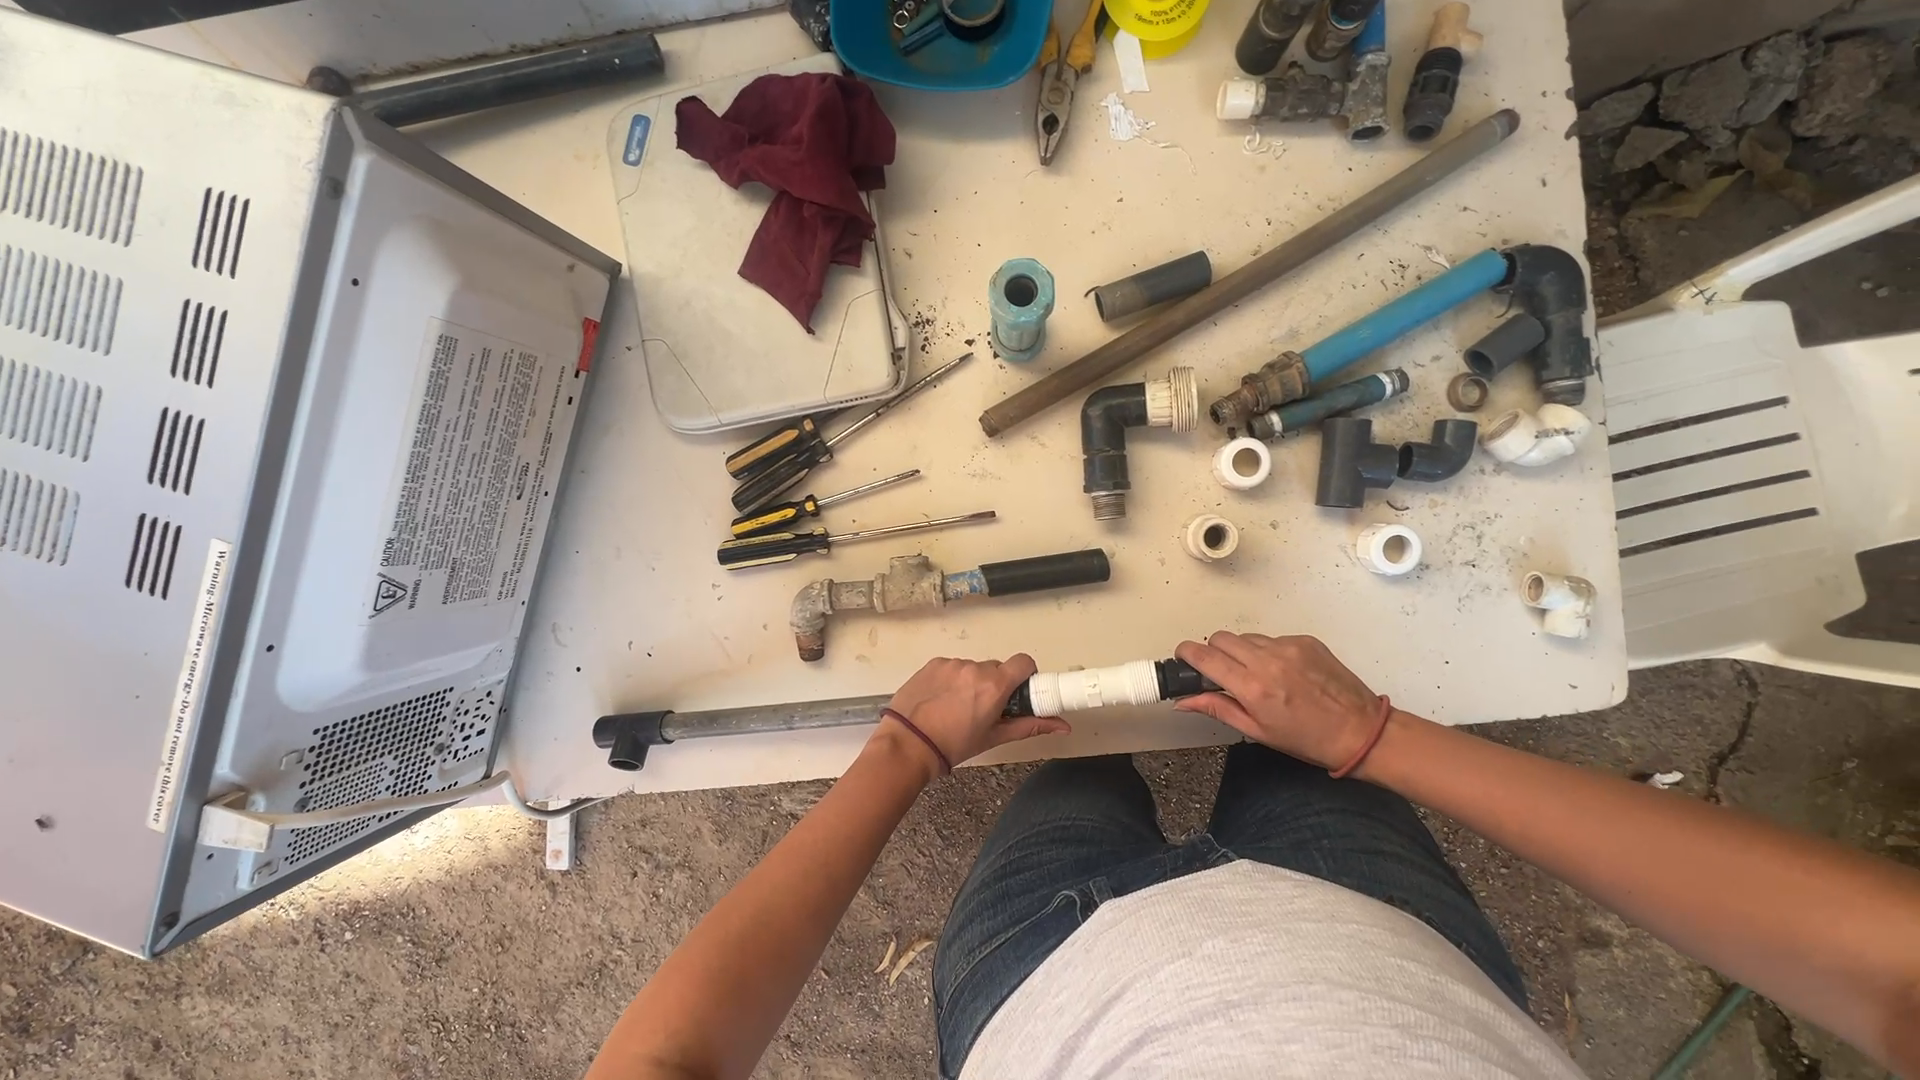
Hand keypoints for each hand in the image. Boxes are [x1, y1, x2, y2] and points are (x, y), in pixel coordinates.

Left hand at [876, 654, 1069, 776]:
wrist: (907, 744)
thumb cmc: (954, 745)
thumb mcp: (994, 737)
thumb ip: (1030, 726)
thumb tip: (1064, 726)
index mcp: (995, 685)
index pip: (1024, 662)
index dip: (1025, 675)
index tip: (1018, 692)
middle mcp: (975, 667)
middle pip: (997, 668)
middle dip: (996, 684)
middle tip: (985, 709)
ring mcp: (951, 663)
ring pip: (972, 668)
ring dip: (972, 683)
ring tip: (956, 709)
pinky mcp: (932, 664)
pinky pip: (951, 667)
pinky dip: (951, 680)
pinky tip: (940, 701)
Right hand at [1172, 632, 1384, 770]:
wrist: (1361, 731)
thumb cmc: (1308, 739)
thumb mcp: (1256, 730)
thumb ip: (1216, 708)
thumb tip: (1183, 701)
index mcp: (1252, 686)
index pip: (1204, 656)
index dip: (1186, 654)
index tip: (1183, 658)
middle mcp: (1268, 660)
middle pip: (1221, 638)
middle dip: (1213, 651)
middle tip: (1221, 673)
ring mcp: (1289, 646)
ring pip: (1247, 637)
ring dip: (1242, 651)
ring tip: (1258, 676)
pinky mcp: (1306, 640)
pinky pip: (1274, 639)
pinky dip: (1269, 651)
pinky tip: (1283, 672)